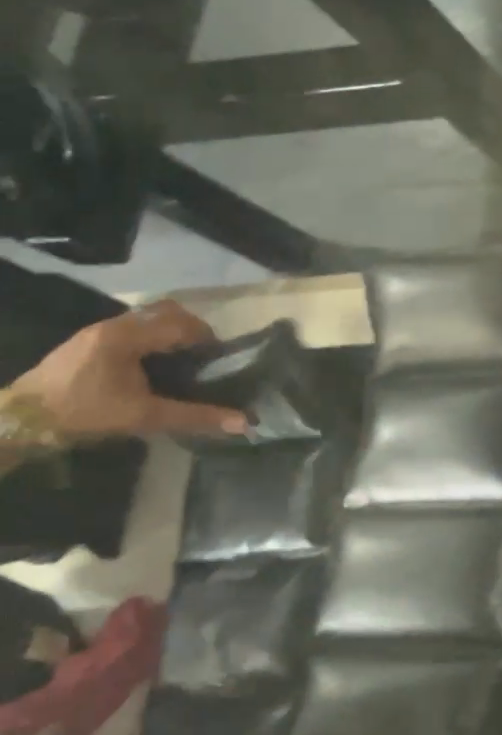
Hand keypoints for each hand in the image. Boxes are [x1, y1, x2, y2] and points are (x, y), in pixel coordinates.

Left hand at [10, 301, 247, 438]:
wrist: (23, 418)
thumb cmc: (86, 412)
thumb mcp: (146, 416)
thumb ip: (197, 416)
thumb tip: (245, 422)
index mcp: (125, 338)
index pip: (180, 324)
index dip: (207, 338)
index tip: (222, 360)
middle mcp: (112, 327)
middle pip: (165, 312)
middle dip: (193, 330)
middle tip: (207, 356)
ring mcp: (97, 332)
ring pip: (148, 318)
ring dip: (172, 333)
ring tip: (185, 361)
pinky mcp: (89, 341)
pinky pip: (133, 328)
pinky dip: (154, 338)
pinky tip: (157, 365)